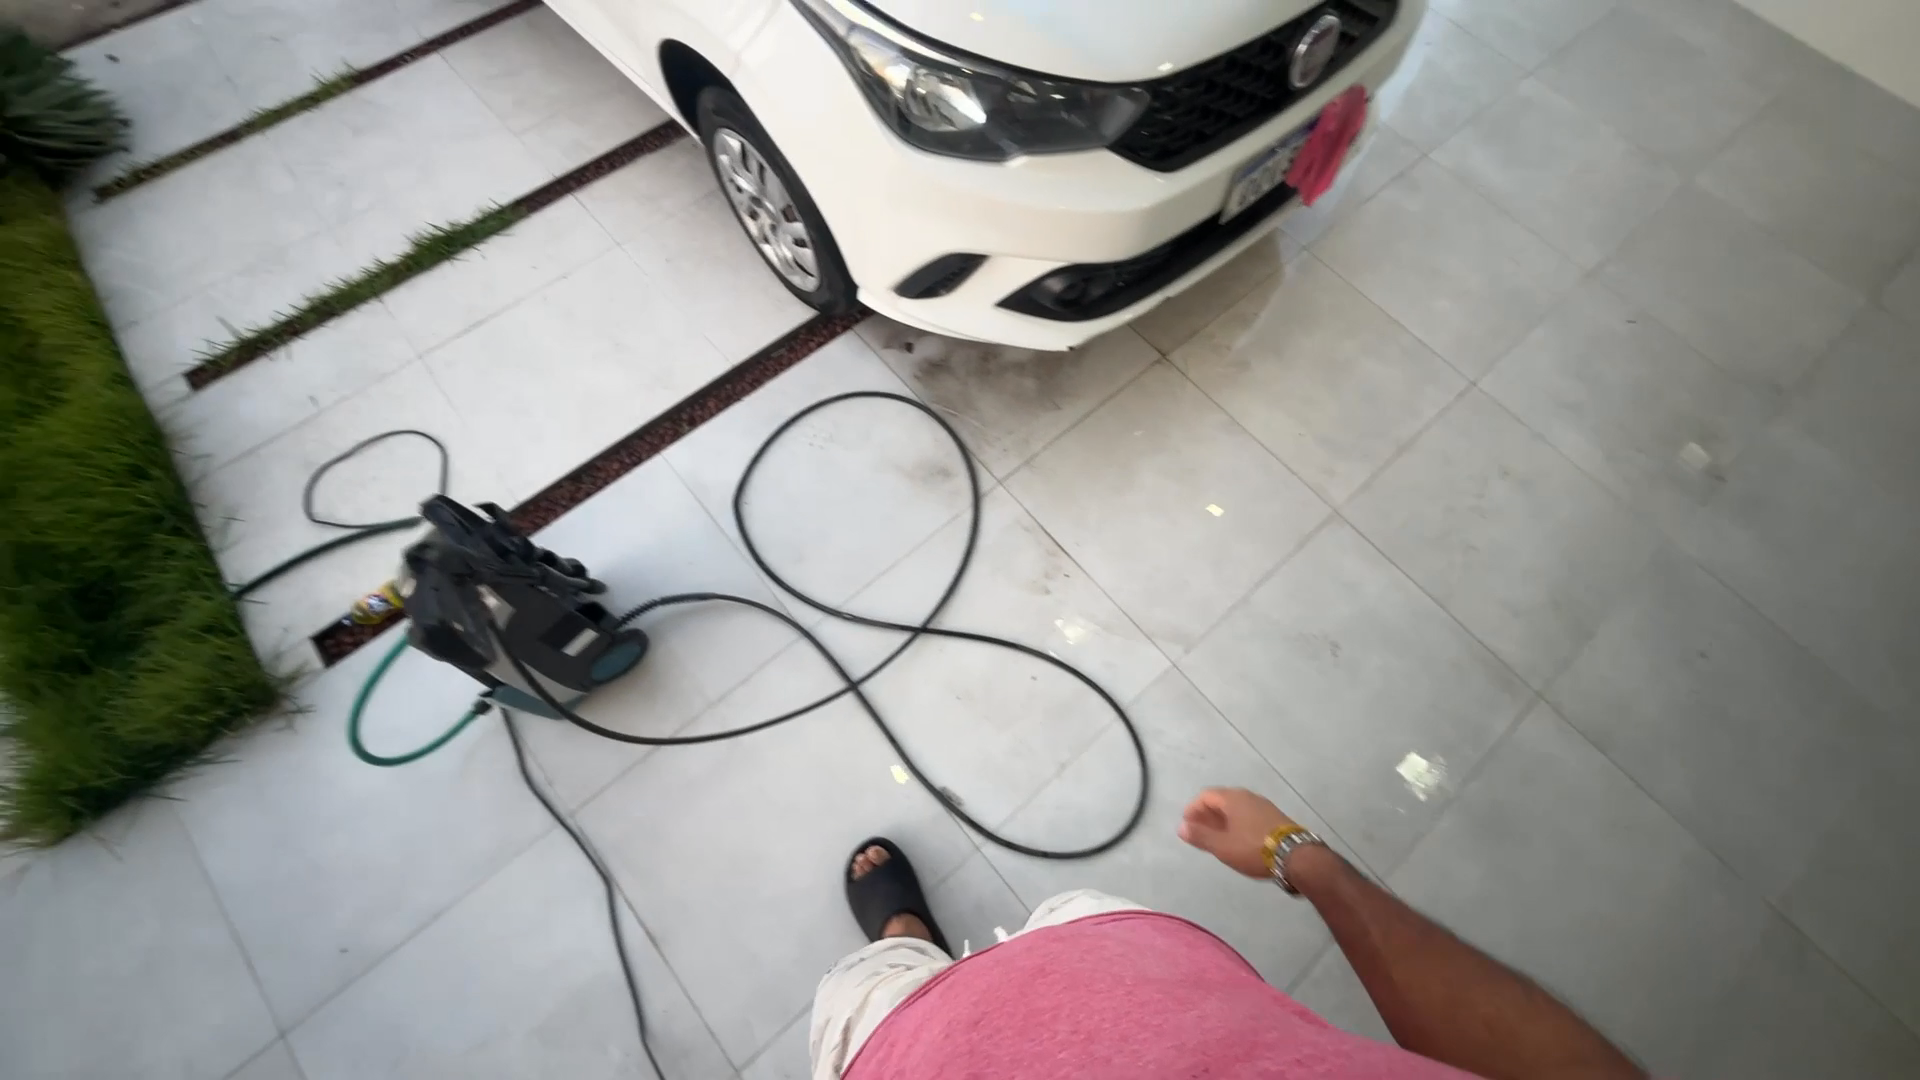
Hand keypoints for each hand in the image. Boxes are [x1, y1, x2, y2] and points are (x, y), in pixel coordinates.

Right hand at [1179, 787, 1295, 878]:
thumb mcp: (1222, 846)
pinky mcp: (1275, 817)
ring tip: (1219, 838)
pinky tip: (1239, 840)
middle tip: (1200, 832)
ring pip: (1236, 808)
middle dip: (1207, 815)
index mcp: (1232, 798)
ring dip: (1223, 820)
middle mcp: (1247, 796)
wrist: (1297, 857)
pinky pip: (1249, 815)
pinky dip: (1238, 824)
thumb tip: (1181, 827)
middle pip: (1221, 800)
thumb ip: (1200, 836)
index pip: (1205, 796)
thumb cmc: (1253, 848)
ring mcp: (1263, 805)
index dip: (1193, 809)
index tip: (1187, 825)